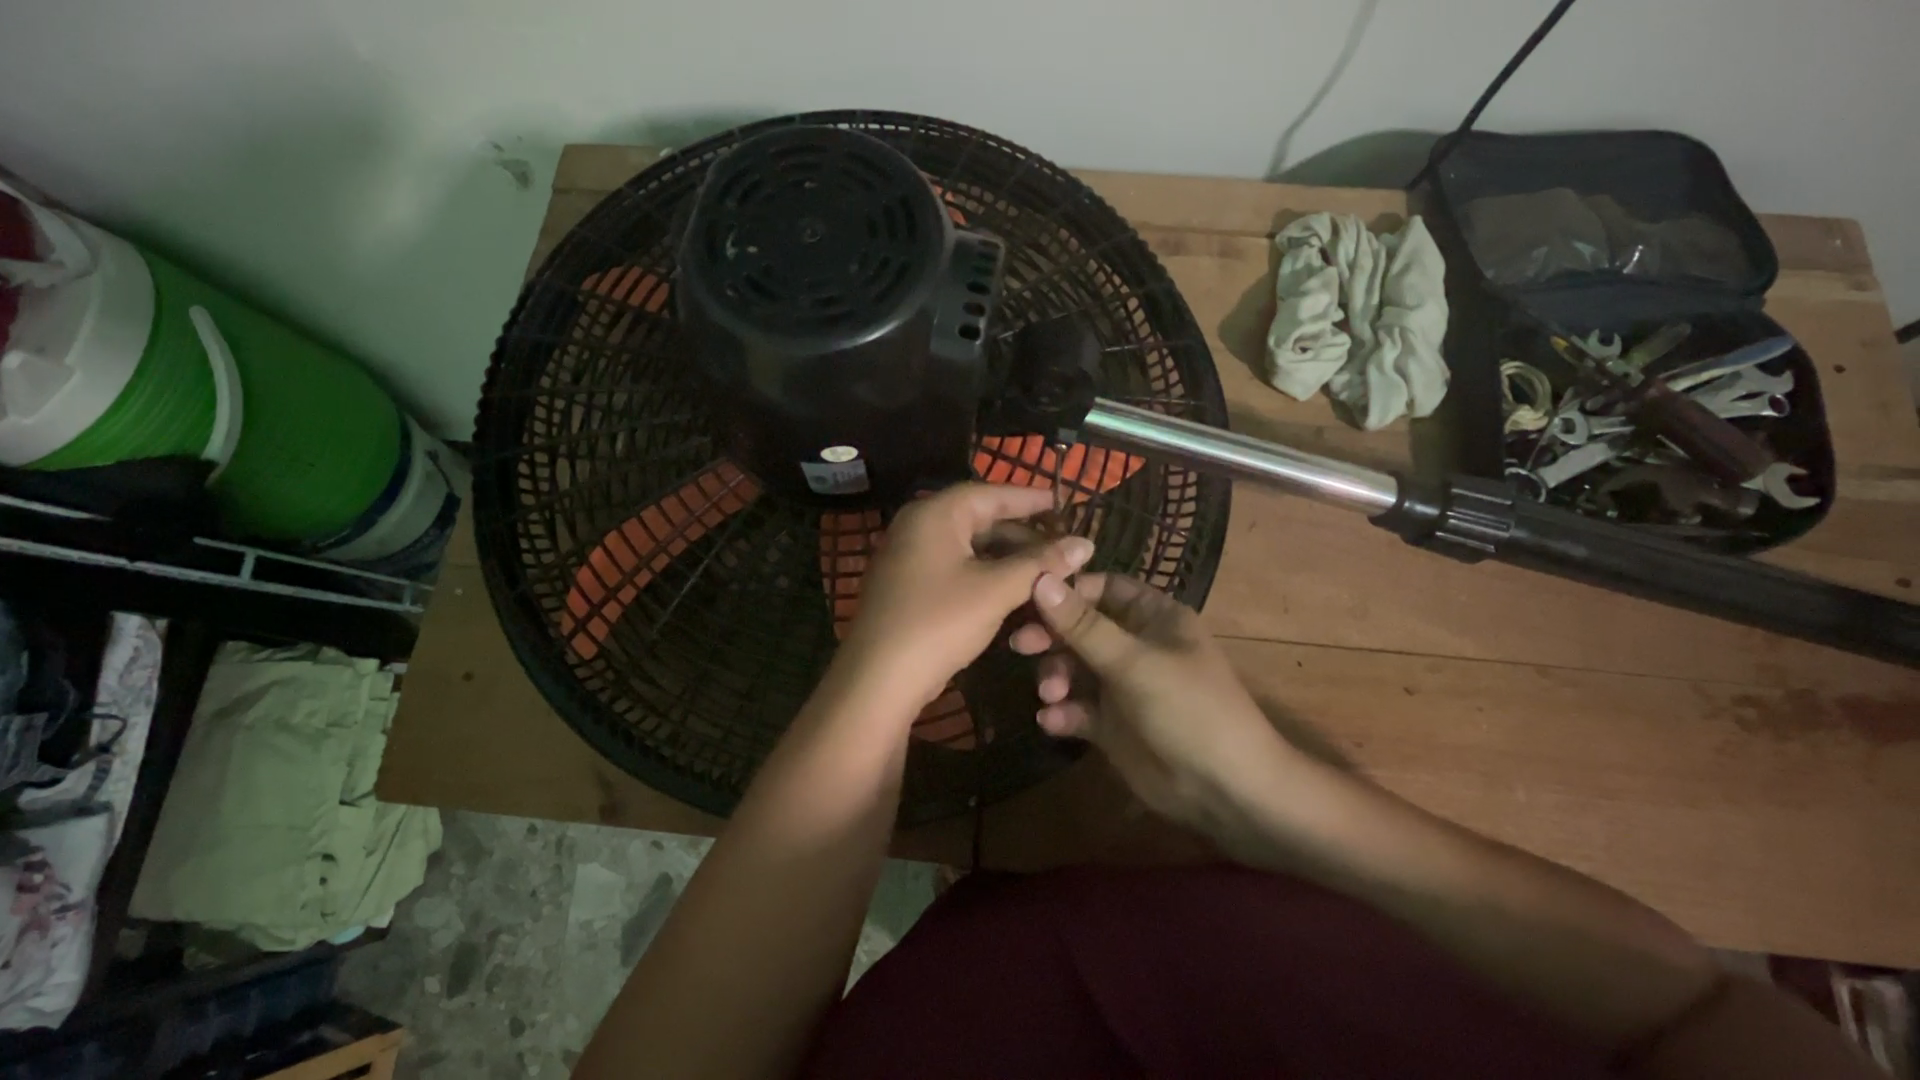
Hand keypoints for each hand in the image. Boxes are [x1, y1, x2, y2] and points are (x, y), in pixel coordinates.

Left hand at [837, 484, 1093, 710]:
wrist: (879, 679)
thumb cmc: (939, 622)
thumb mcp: (996, 590)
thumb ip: (1041, 564)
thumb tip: (1085, 544)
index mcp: (935, 514)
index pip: (991, 493)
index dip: (1032, 499)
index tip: (1067, 505)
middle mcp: (918, 527)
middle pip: (981, 520)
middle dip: (1024, 537)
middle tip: (1064, 550)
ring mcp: (910, 559)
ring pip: (970, 550)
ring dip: (1008, 561)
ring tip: (1048, 574)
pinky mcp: (910, 589)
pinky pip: (956, 571)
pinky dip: (986, 578)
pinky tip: (1015, 595)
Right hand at [1009, 573, 1298, 837]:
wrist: (1225, 789)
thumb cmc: (1188, 708)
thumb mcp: (1133, 662)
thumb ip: (1082, 625)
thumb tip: (1039, 578)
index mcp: (1155, 618)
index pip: (1103, 588)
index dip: (1067, 591)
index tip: (1028, 599)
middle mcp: (1138, 646)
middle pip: (1081, 628)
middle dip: (1052, 637)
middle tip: (1021, 646)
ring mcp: (1124, 687)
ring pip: (1074, 668)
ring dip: (1055, 677)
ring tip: (1051, 694)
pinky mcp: (1113, 726)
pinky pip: (1077, 709)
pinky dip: (1062, 712)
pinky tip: (1053, 721)